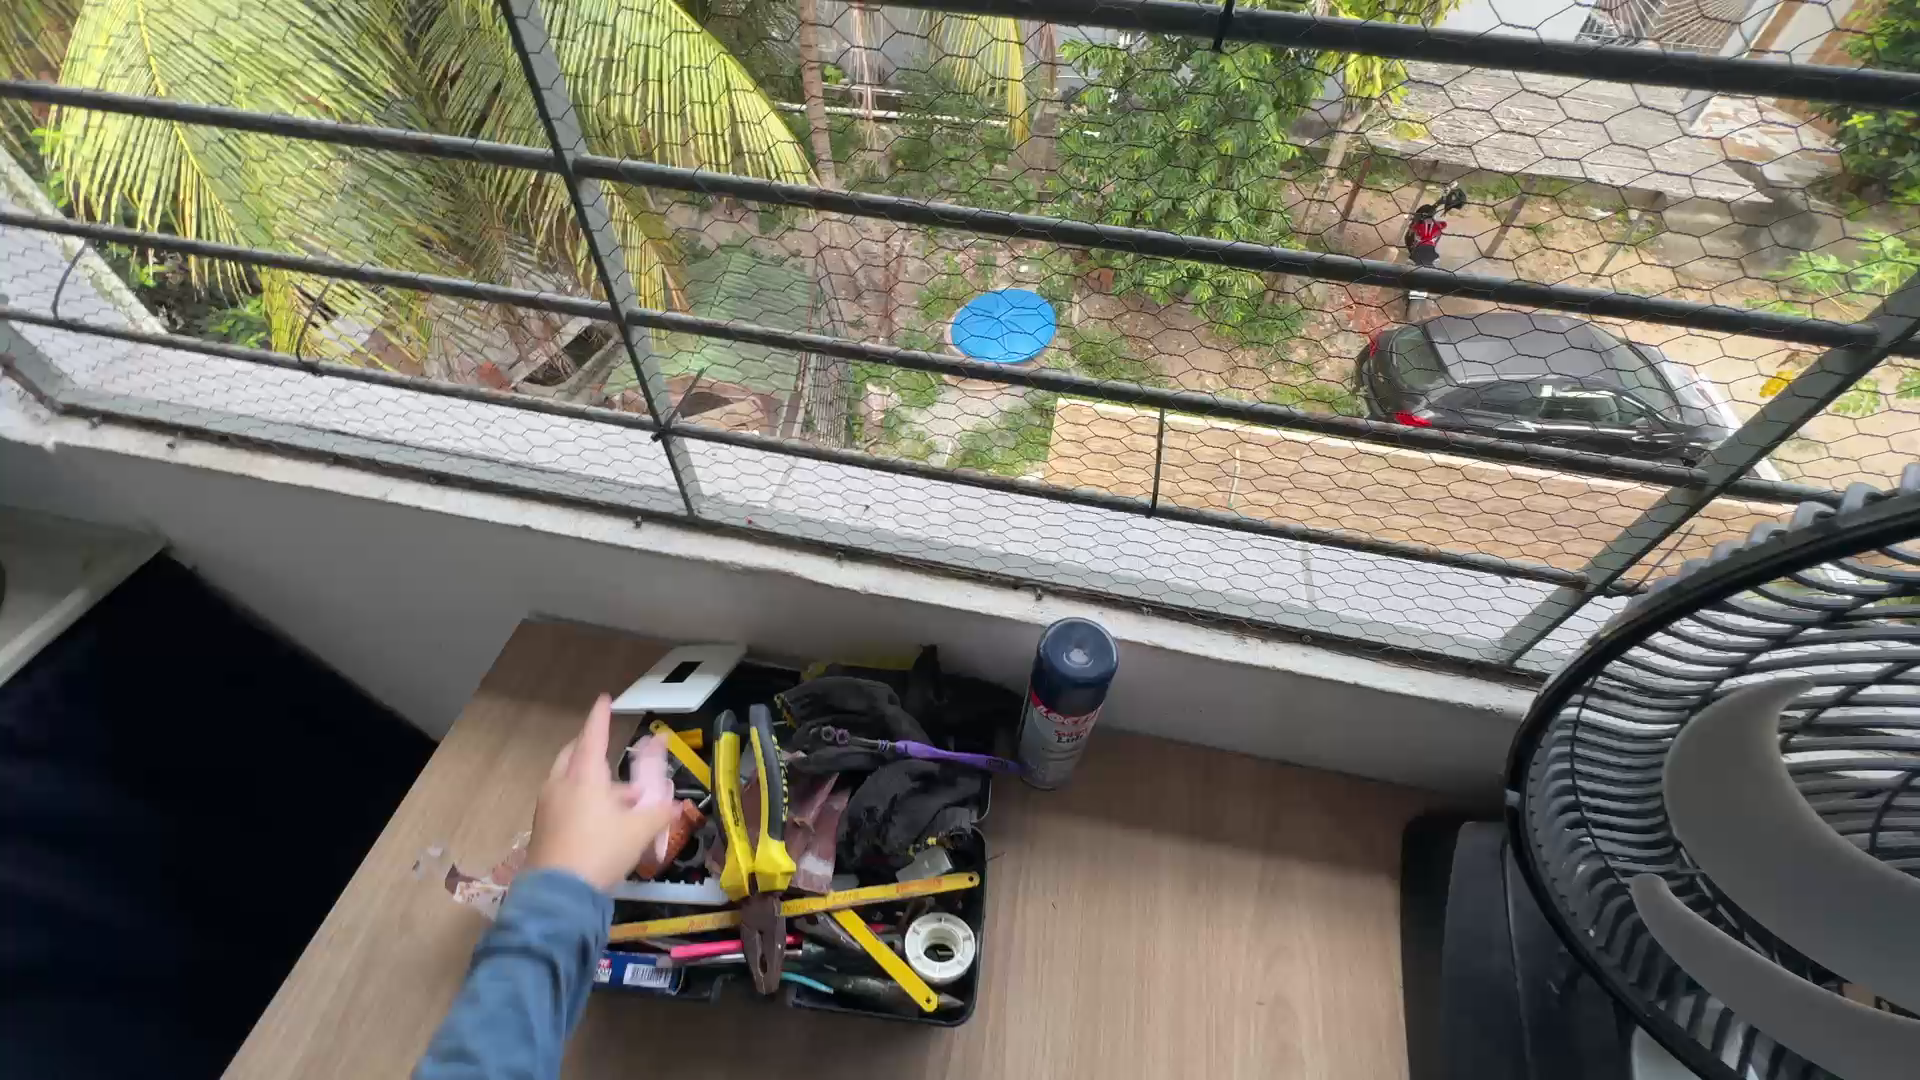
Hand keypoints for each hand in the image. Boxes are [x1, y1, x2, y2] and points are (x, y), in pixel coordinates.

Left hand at [526, 694, 674, 890]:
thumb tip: (675, 805)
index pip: (594, 736)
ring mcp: (547, 806)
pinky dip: (581, 797)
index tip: (605, 698)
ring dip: (590, 777)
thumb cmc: (600, 851)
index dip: (601, 716)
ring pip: (567, 778)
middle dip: (589, 746)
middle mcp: (561, 784)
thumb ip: (659, 813)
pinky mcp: (542, 828)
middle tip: (607, 747)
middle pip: (572, 753)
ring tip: (619, 795)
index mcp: (584, 777)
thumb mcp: (639, 831)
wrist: (556, 897)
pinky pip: (562, 799)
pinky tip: (602, 818)